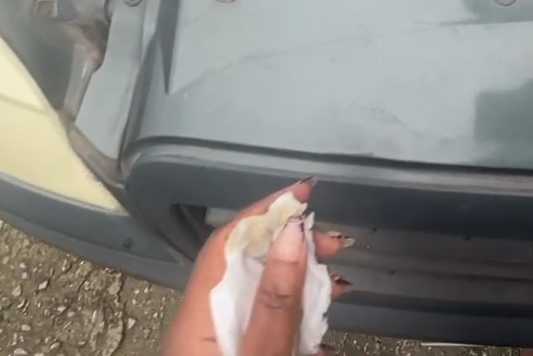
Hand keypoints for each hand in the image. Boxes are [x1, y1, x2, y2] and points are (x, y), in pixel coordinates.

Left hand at [162, 181, 351, 355]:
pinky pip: (262, 325)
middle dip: (293, 245)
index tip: (305, 193)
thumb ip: (275, 300)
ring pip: (259, 295)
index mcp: (197, 319)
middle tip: (334, 245)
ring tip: (335, 285)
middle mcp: (200, 327)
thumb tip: (292, 230)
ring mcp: (214, 346)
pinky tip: (319, 330)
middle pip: (246, 265)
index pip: (227, 241)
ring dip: (300, 282)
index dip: (266, 210)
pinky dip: (293, 317)